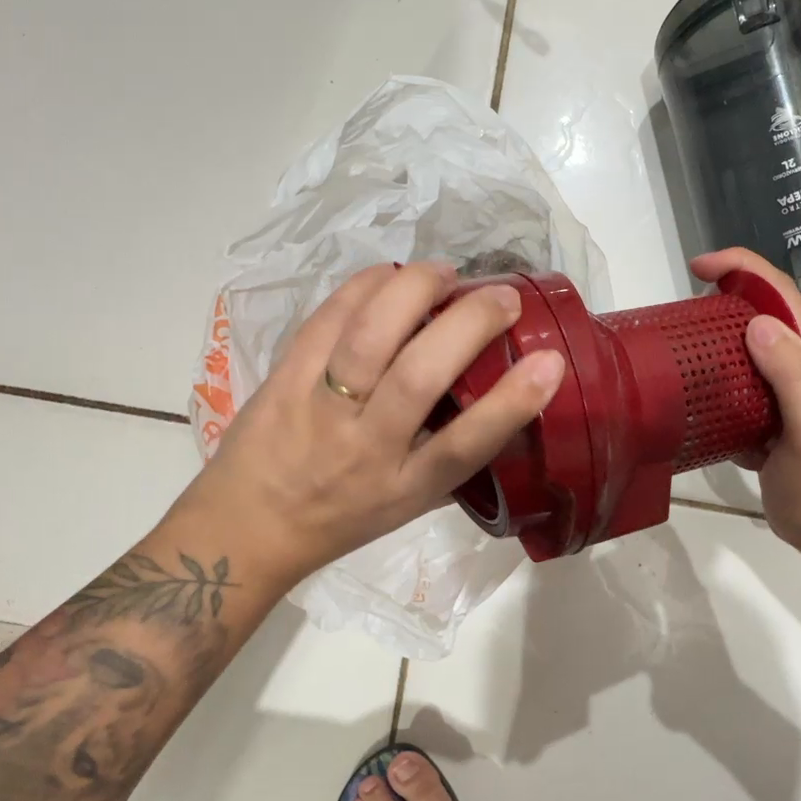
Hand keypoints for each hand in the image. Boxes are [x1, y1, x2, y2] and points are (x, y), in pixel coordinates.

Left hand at [178, 261, 565, 585]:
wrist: (249, 527)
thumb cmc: (342, 520)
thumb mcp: (408, 508)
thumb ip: (449, 463)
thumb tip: (502, 410)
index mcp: (405, 488)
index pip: (465, 445)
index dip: (512, 402)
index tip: (550, 361)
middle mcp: (366, 448)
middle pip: (420, 377)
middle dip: (470, 324)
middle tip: (504, 297)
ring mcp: (320, 410)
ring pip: (368, 338)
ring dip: (415, 292)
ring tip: (447, 273)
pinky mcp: (284, 379)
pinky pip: (326, 322)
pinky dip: (364, 289)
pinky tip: (391, 276)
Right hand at [690, 249, 800, 576]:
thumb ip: (793, 376)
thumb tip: (755, 325)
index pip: (779, 294)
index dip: (743, 267)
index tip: (697, 268)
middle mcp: (794, 368)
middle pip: (758, 313)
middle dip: (722, 296)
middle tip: (679, 310)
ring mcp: (777, 396)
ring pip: (742, 349)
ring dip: (711, 337)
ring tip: (675, 345)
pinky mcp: (761, 422)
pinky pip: (733, 388)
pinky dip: (710, 380)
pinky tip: (688, 392)